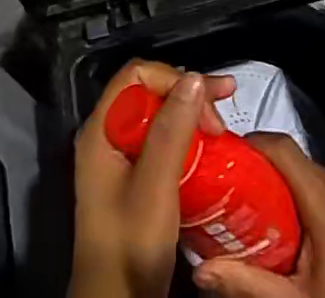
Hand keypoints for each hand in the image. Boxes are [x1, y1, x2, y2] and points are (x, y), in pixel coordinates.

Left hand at [71, 60, 237, 297]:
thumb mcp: (155, 186)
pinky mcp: (135, 176)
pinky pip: (163, 139)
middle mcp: (108, 136)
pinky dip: (188, 136)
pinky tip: (209, 148)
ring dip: (192, 114)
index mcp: (102, 130)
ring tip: (221, 127)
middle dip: (189, 93)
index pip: (137, 75)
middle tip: (222, 112)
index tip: (209, 104)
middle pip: (149, 90)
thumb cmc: (130, 248)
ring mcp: (120, 156)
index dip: (175, 80)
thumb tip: (194, 80)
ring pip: (158, 114)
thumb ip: (172, 131)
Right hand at [191, 134, 324, 297]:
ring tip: (249, 219)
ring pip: (308, 178)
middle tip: (227, 196)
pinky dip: (300, 203)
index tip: (222, 158)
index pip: (283, 148)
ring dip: (277, 190)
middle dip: (257, 174)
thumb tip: (202, 270)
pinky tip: (286, 236)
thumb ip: (247, 282)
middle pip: (292, 163)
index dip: (249, 145)